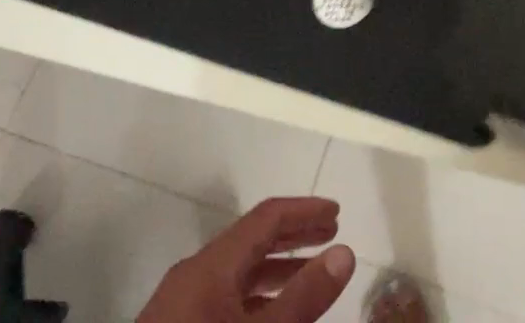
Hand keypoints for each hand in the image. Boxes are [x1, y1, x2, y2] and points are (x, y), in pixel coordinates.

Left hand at [137, 197, 355, 322]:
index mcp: (211, 266)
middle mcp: (194, 276)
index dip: (305, 212)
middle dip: (294, 236)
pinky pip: (225, 298)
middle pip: (251, 240)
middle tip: (332, 236)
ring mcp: (181, 305)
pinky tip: (274, 315)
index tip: (338, 214)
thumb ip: (303, 297)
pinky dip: (256, 296)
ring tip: (311, 275)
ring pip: (237, 272)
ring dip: (276, 268)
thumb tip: (343, 253)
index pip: (265, 218)